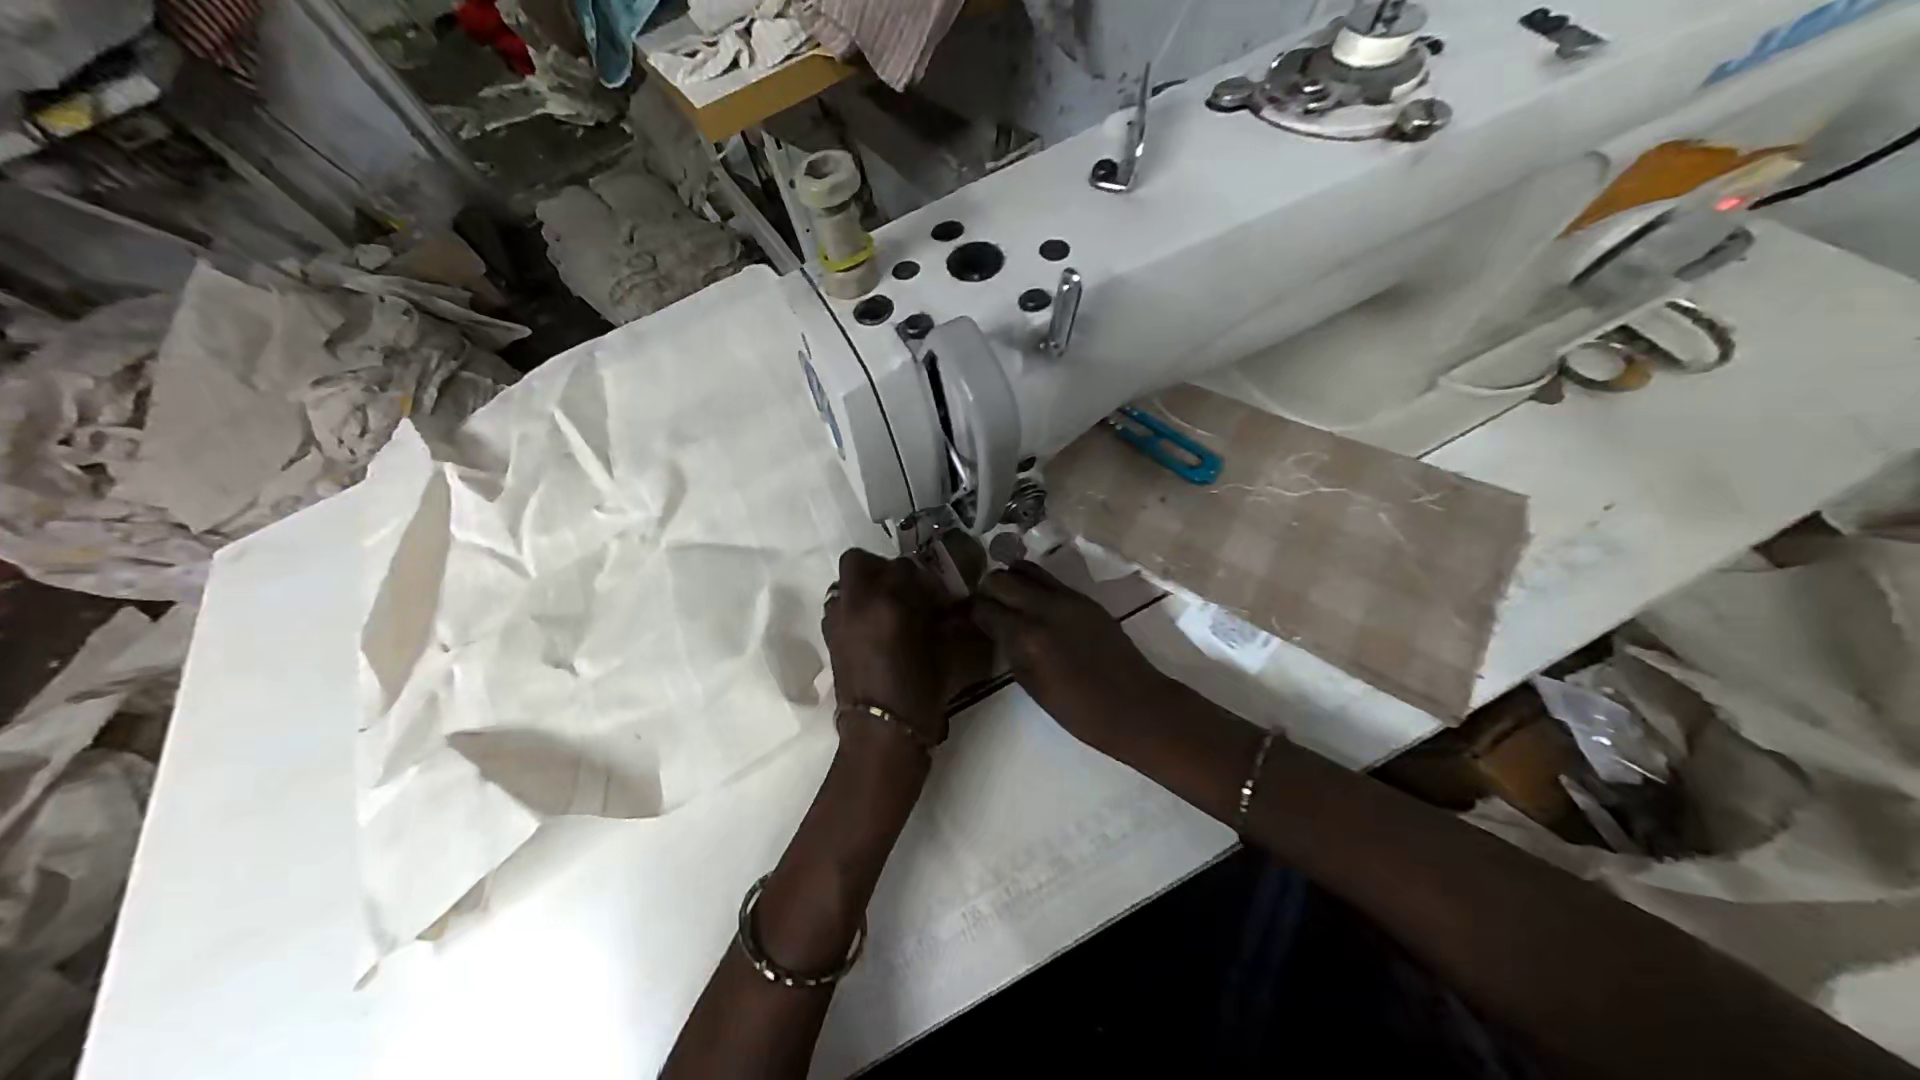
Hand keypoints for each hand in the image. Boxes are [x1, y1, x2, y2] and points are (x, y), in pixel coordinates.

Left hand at [822, 548, 955, 743]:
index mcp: (887, 601)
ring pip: (844, 584)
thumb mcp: (945, 648)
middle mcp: (855, 602)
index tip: (934, 595)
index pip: (904, 566)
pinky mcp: (828, 638)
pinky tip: (874, 630)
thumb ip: (943, 615)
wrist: (882, 732)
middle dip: (882, 570)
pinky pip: (839, 607)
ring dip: (865, 588)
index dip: (923, 579)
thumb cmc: (921, 692)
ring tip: (887, 611)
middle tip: (904, 590)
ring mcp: (836, 619)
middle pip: (859, 561)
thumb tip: (943, 600)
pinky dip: (854, 609)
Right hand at [969, 561, 1178, 754]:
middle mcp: (1044, 607)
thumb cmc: (1079, 710)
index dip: (969, 611)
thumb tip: (995, 629)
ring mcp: (1067, 598)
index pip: (983, 607)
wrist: (1135, 705)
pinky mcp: (1085, 598)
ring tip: (1009, 599)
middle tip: (985, 606)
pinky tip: (1035, 605)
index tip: (963, 617)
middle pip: (1001, 579)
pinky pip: (1050, 580)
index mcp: (1026, 635)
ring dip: (1011, 580)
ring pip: (1026, 570)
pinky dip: (1034, 585)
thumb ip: (1010, 649)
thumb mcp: (1032, 685)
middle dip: (987, 590)